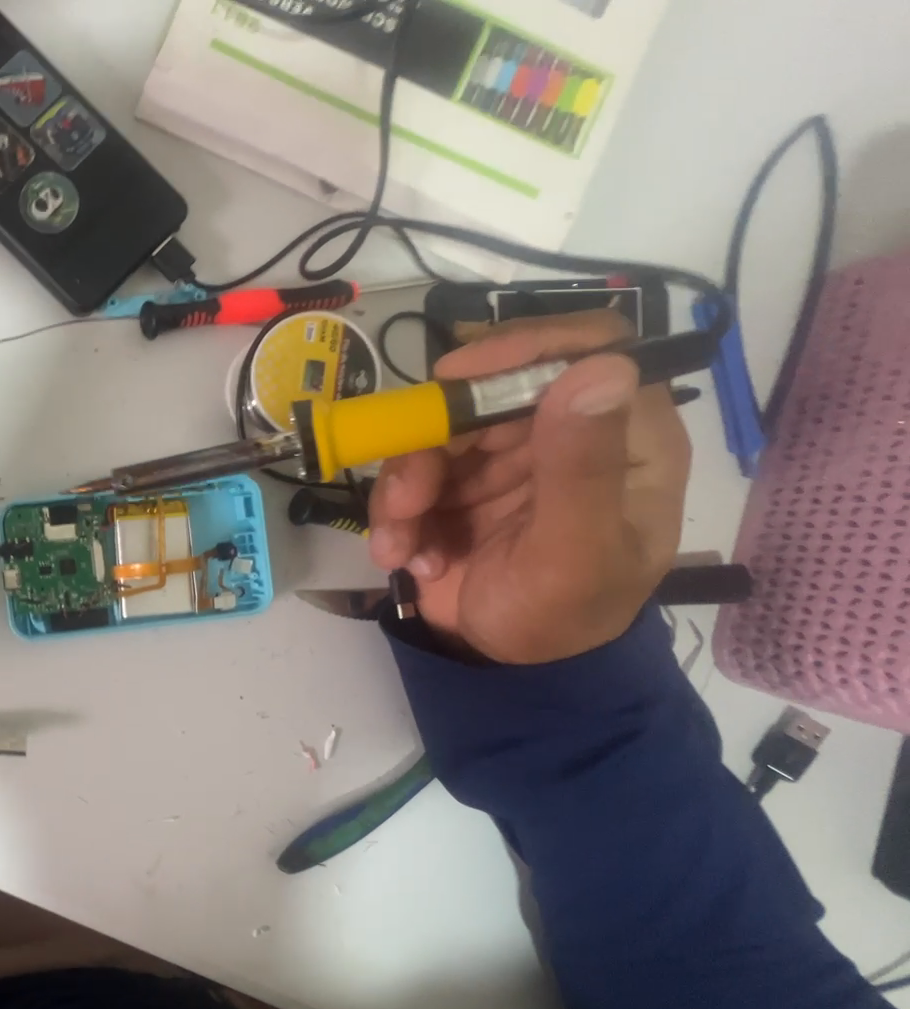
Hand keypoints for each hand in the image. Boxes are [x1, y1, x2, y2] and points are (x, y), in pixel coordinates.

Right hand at [368, 310, 689, 663]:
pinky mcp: (449, 483)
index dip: (525, 346)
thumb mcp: (576, 551)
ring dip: (401, 491)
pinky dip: (392, 515)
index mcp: (619, 437)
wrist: (504, 662)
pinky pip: (403, 472)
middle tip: (408, 500)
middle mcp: (556, 433)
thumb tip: (600, 368)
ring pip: (428, 433)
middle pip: (481, 392)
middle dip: (430, 446)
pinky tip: (404, 555)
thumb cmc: (564, 613)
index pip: (588, 348)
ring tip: (401, 548)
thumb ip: (581, 468)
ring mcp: (497, 457)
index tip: (457, 377)